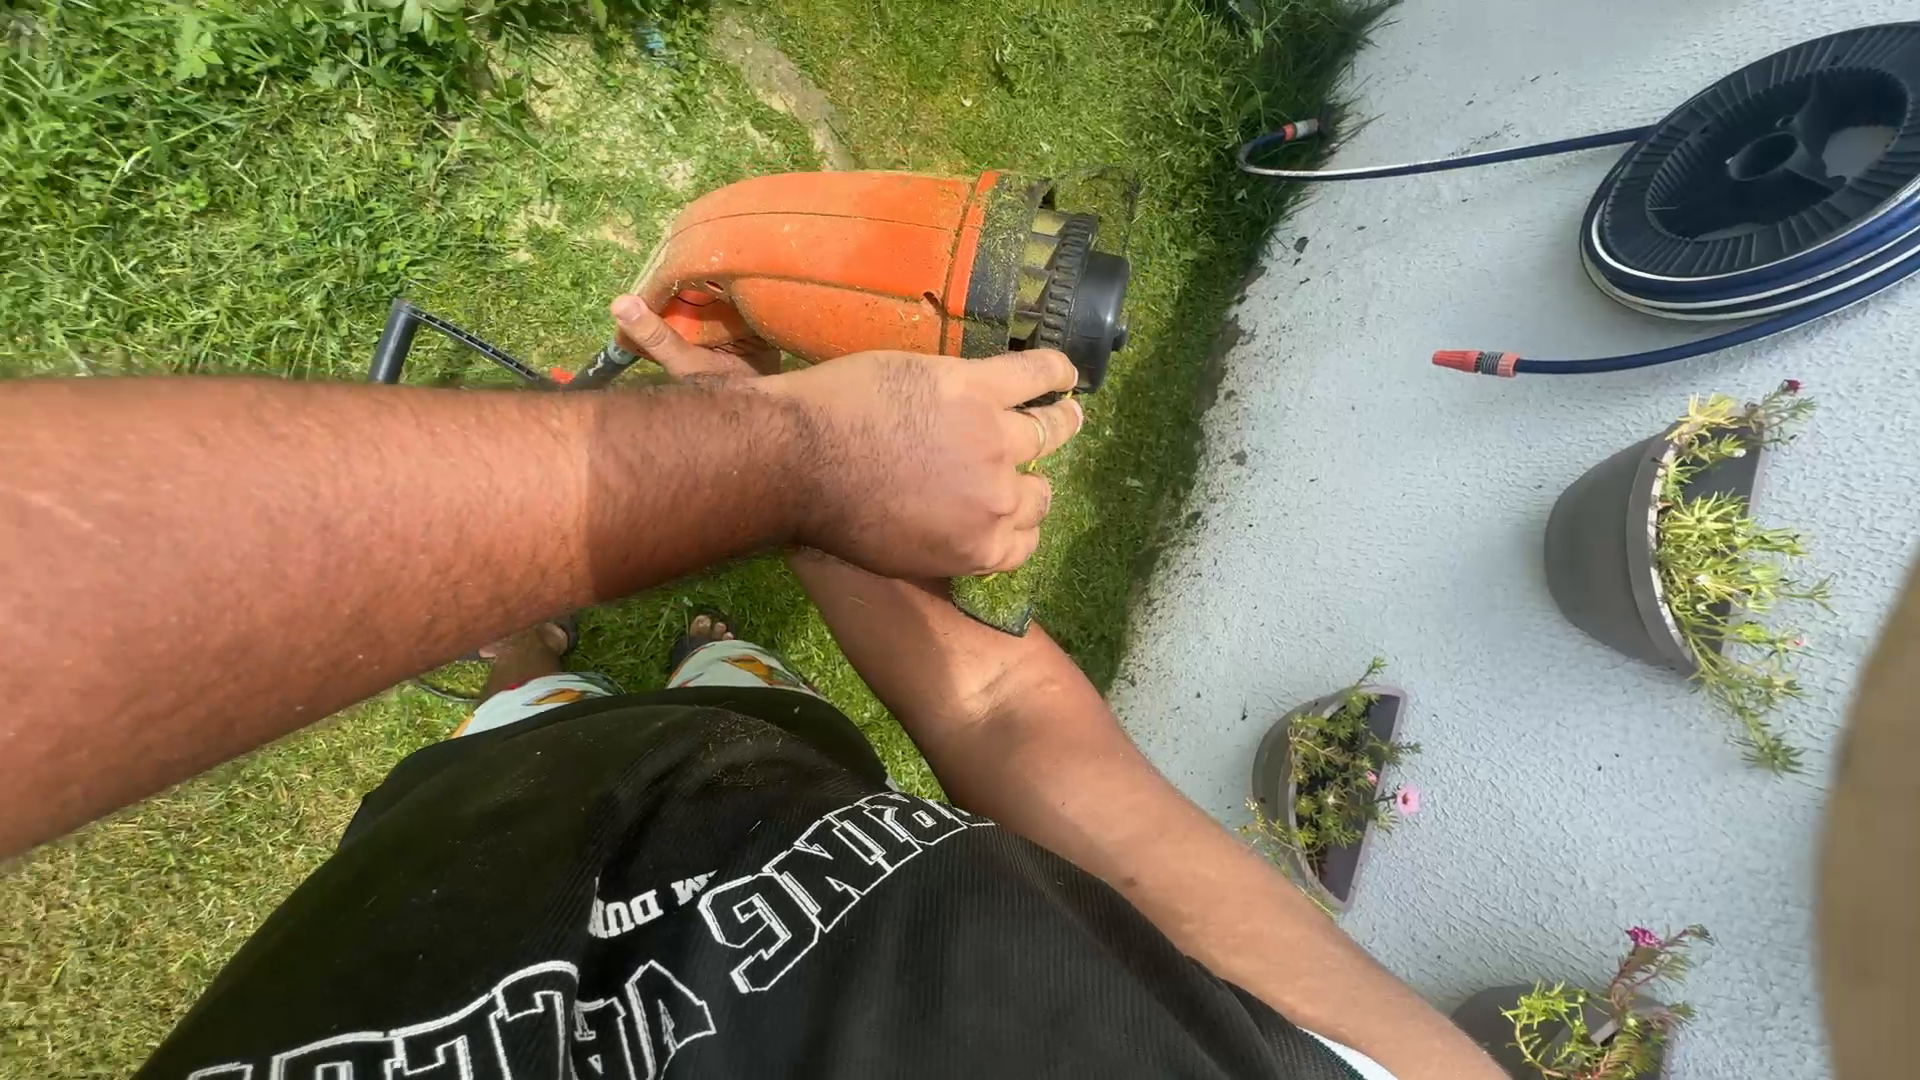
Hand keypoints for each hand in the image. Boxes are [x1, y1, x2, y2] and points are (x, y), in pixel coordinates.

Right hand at [610, 291, 1083, 576]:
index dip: (1059, 372)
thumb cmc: (800, 423)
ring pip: (1047, 483)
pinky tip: (1006, 525)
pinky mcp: (985, 539)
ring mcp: (994, 486)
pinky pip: (1027, 534)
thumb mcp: (824, 374)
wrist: (793, 494)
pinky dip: (1019, 529)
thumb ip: (811, 352)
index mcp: (965, 379)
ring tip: (1025, 484)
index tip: (1064, 376)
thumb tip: (633, 311)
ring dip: (1036, 480)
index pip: (1045, 367)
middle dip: (1062, 421)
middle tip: (1063, 421)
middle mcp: (991, 429)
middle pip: (1059, 424)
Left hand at [759, 350, 1080, 576]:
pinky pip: (1034, 374)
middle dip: (1031, 482)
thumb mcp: (897, 557)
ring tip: (1066, 412)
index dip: (1021, 523)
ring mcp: (992, 439)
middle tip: (1024, 462)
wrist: (798, 460)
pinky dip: (1055, 371)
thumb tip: (960, 528)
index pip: (1025, 542)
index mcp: (979, 547)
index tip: (1013, 506)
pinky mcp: (975, 387)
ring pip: (1046, 429)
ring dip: (1060, 422)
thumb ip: (945, 546)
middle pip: (1038, 493)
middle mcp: (998, 499)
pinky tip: (1066, 372)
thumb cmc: (832, 515)